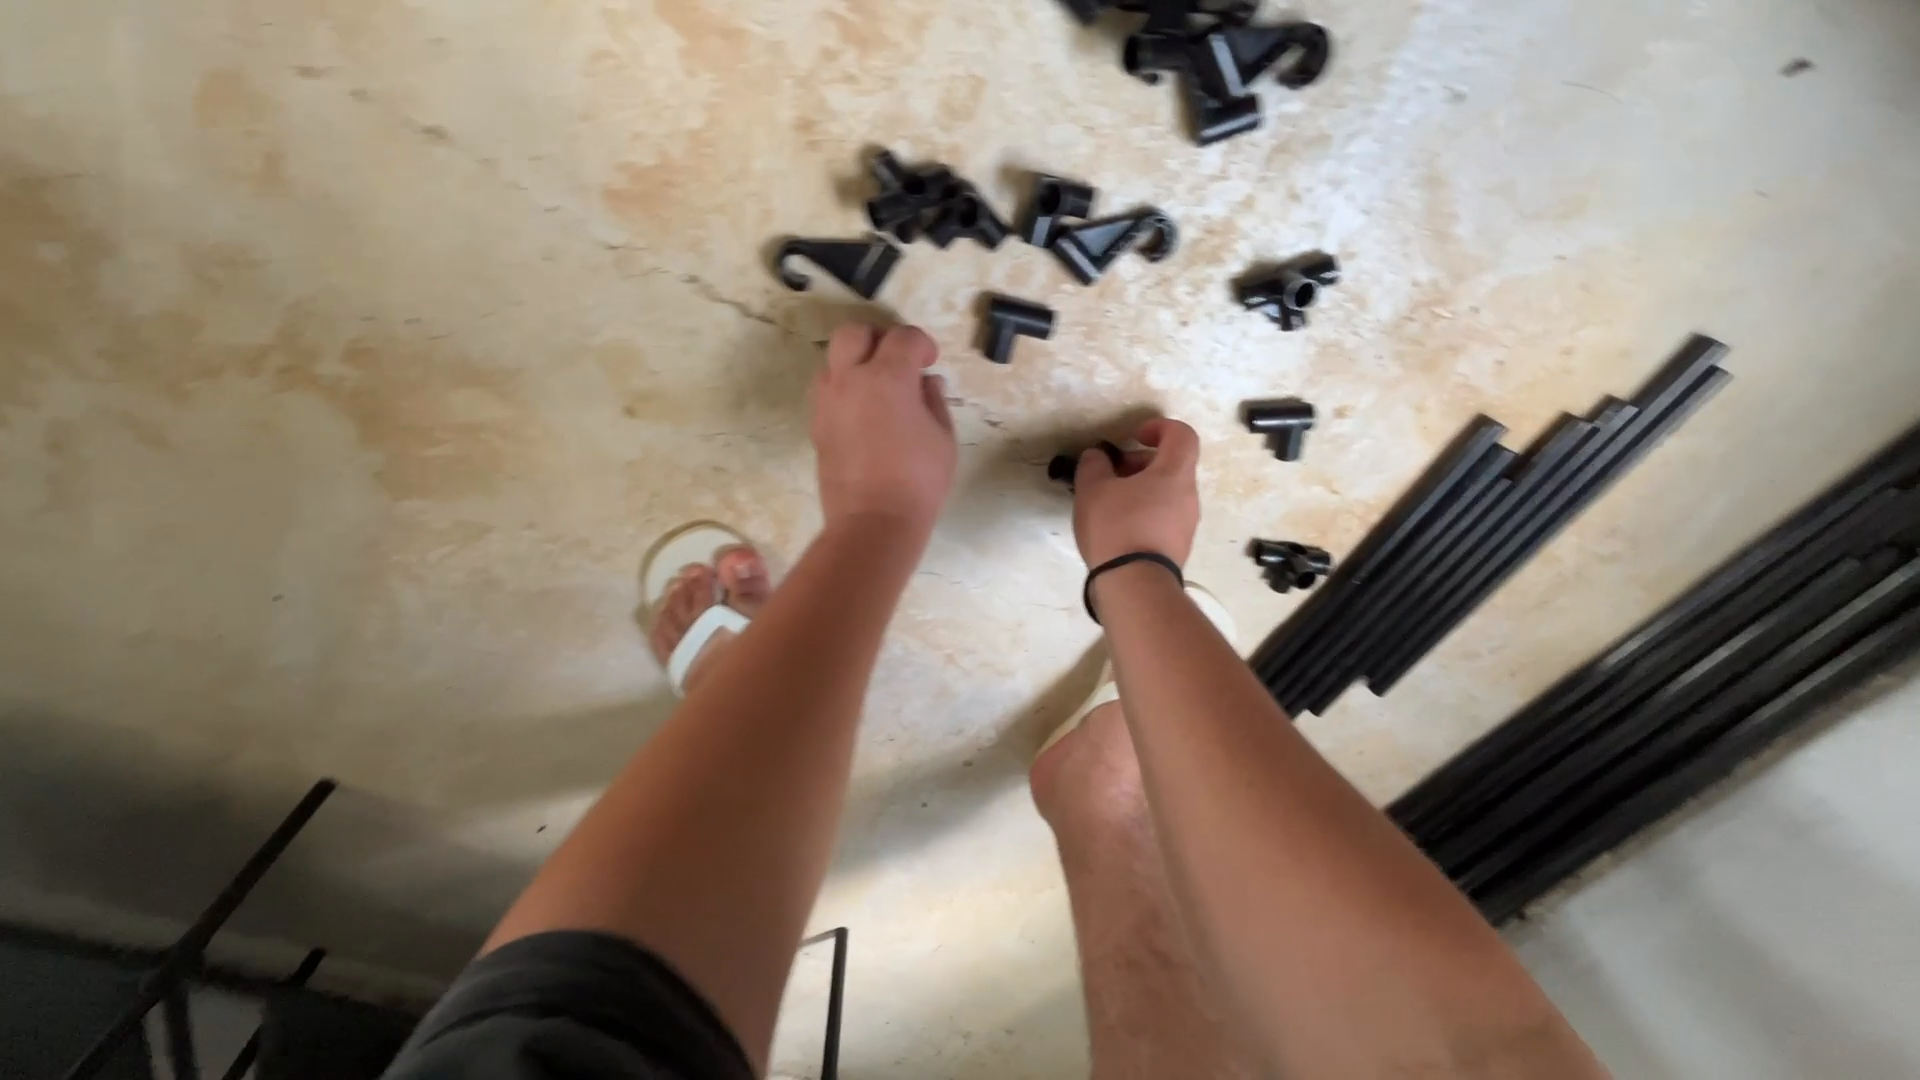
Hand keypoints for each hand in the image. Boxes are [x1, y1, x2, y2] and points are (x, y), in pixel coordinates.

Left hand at [811, 323, 957, 537]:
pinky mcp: (817, 426)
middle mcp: (850, 380)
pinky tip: (864, 413)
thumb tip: (926, 382)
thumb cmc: (919, 481)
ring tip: (877, 388)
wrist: (873, 523)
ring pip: (833, 360)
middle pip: (854, 334)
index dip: (921, 344)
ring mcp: (828, 403)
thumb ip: (934, 401)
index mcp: (887, 378)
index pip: (902, 338)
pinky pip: (827, 391)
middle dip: (878, 339)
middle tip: (898, 362)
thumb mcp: (943, 438)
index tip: (930, 361)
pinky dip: (844, 389)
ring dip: (855, 363)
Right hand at [1072, 418, 1201, 567]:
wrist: (1134, 585)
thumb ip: (1094, 465)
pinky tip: (1117, 528)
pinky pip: (1163, 517)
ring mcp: (1186, 524)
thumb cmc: (1116, 527)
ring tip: (1109, 504)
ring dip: (1141, 490)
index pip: (1182, 435)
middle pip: (1172, 466)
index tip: (1134, 436)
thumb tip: (1098, 457)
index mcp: (1175, 474)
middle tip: (1111, 475)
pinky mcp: (1177, 547)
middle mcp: (1189, 496)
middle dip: (1141, 463)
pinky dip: (1144, 512)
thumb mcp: (1093, 489)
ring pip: (1167, 493)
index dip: (1159, 428)